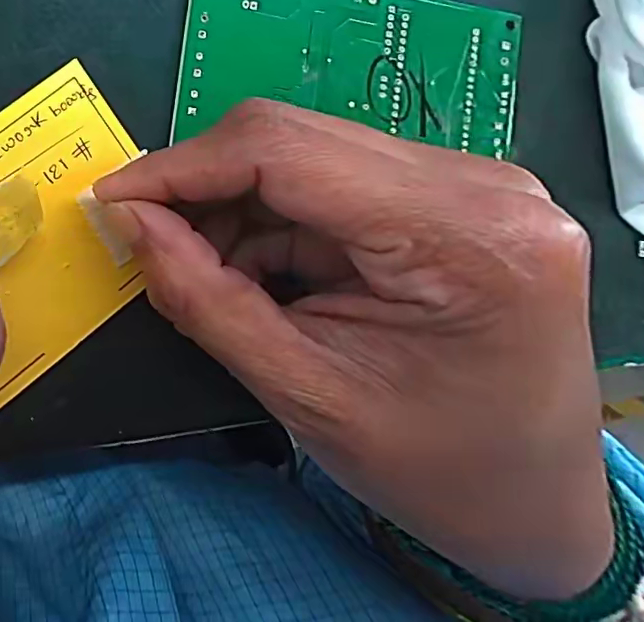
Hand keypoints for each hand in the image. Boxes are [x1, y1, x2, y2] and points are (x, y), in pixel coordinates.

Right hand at [95, 100, 612, 600]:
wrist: (533, 507)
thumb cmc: (433, 469)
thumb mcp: (297, 390)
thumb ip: (198, 294)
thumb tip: (124, 214)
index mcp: (464, 234)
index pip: (280, 151)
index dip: (178, 167)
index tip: (111, 198)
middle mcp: (475, 183)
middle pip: (282, 137)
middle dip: (196, 183)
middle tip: (146, 232)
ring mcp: (460, 180)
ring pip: (288, 149)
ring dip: (224, 200)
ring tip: (205, 264)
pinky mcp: (434, 190)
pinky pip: (309, 174)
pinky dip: (256, 212)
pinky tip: (249, 263)